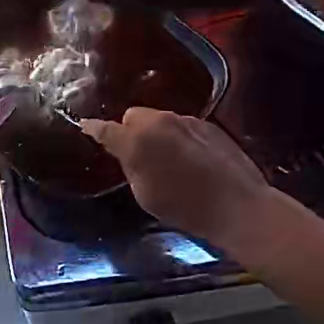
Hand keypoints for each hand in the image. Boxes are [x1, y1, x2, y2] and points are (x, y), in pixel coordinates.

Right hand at [81, 108, 269, 242]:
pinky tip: (191, 159)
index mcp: (137, 140)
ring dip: (157, 132)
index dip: (94, 129)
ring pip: (159, 118)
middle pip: (134, 116)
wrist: (237, 204)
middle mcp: (159, 121)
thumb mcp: (145, 194)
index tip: (86, 126)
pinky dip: (178, 136)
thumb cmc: (186, 207)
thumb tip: (128, 153)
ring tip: (169, 159)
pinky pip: (181, 125)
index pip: (106, 129)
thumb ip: (131, 166)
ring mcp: (185, 119)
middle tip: (139, 155)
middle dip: (132, 131)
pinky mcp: (207, 123)